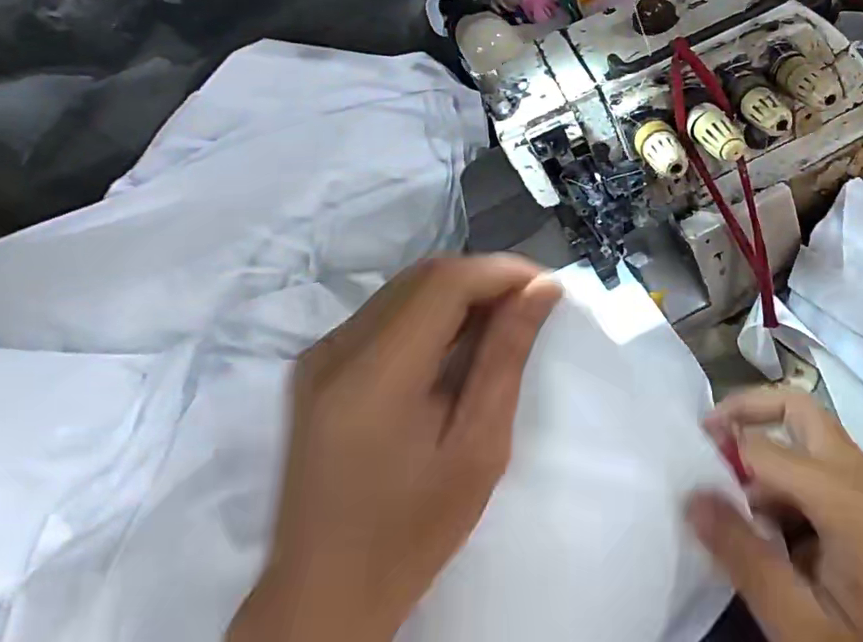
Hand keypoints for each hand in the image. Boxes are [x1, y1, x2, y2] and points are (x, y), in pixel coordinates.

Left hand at [230, 255, 562, 641]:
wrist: (324, 592)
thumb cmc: (411, 531)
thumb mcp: (478, 448)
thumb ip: (506, 357)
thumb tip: (542, 289)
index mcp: (374, 375)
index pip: (444, 282)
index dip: (501, 271)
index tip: (546, 288)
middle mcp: (336, 349)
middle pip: (423, 277)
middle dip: (484, 278)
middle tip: (530, 305)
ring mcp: (319, 354)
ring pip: (404, 289)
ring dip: (458, 292)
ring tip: (500, 323)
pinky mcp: (316, 364)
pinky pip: (384, 313)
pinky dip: (429, 313)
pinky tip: (455, 343)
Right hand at [688, 388, 862, 641]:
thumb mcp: (802, 624)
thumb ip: (745, 556)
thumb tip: (692, 496)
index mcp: (844, 494)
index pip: (762, 446)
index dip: (719, 450)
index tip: (683, 469)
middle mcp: (860, 474)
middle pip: (797, 409)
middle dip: (748, 412)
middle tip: (706, 440)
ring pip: (811, 438)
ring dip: (768, 448)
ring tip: (732, 497)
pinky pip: (825, 468)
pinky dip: (789, 477)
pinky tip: (770, 527)